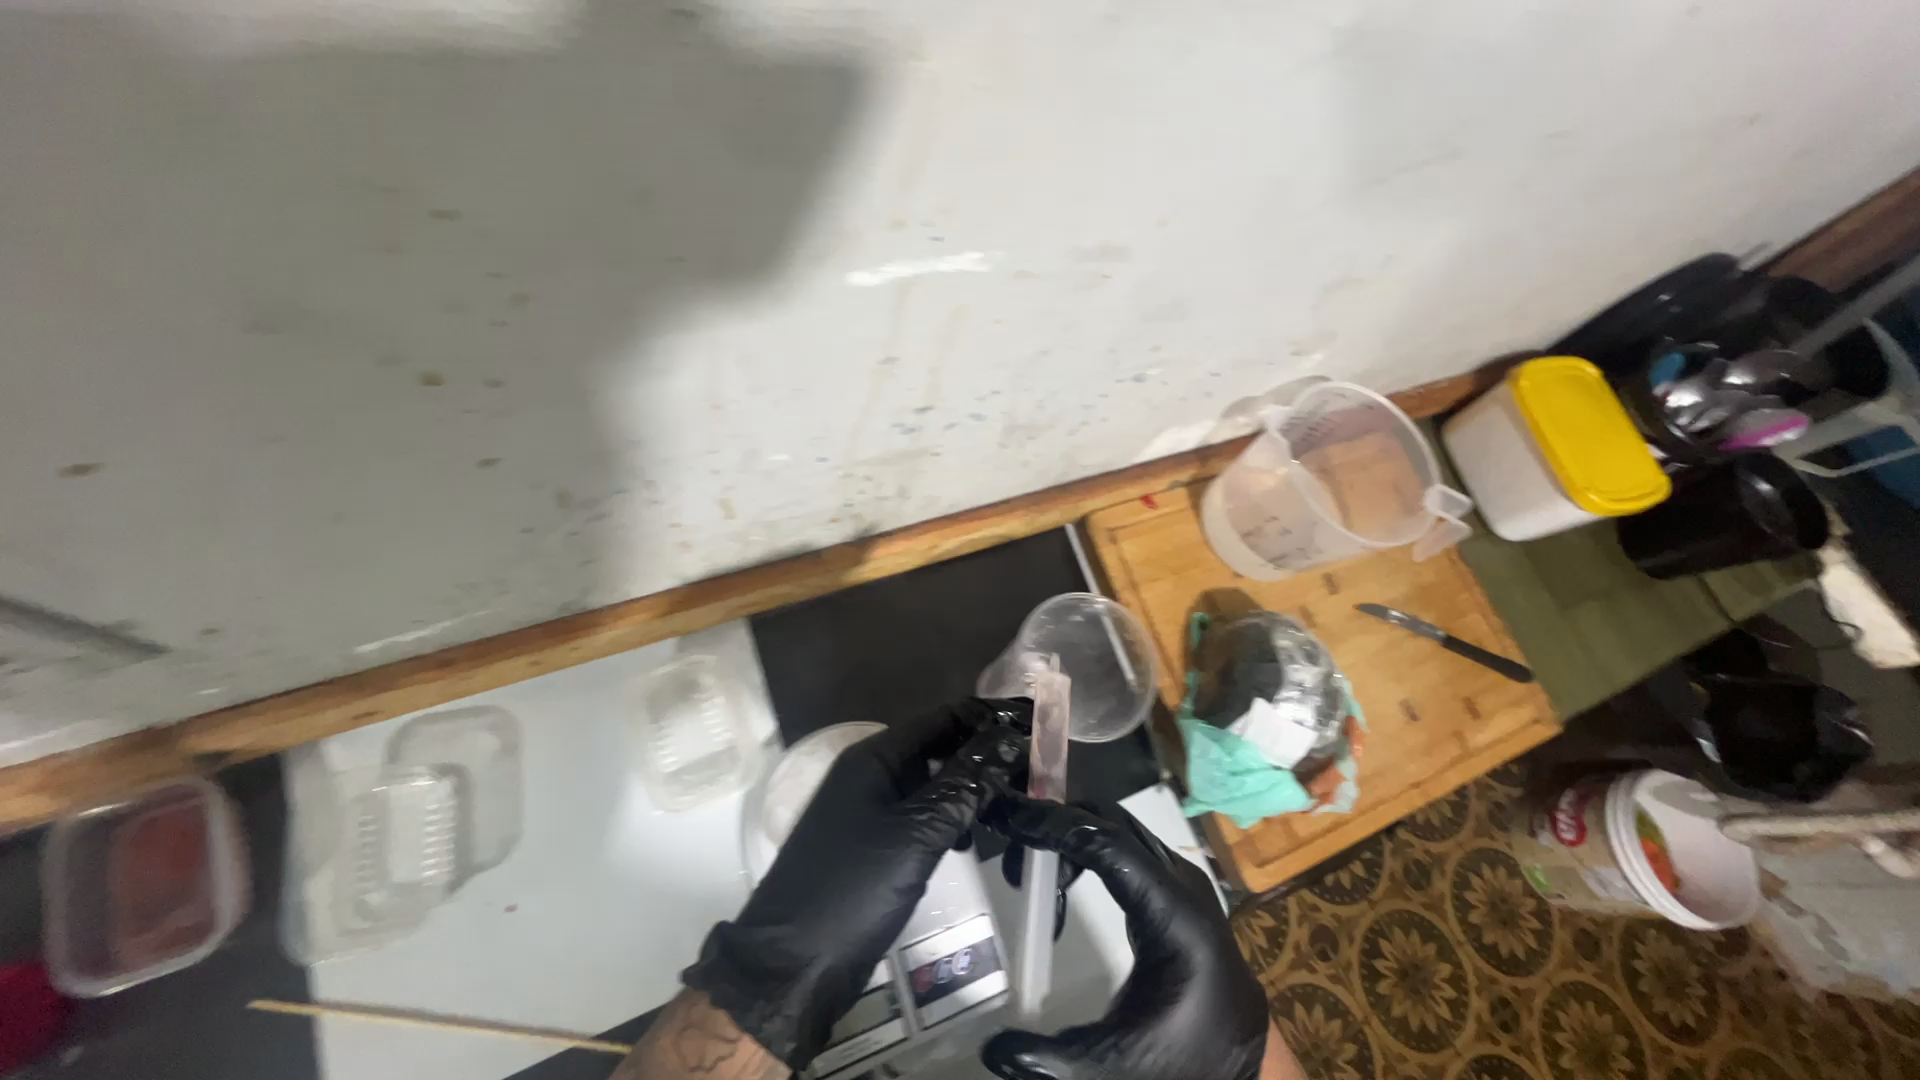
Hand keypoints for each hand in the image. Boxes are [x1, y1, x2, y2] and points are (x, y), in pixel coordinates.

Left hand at [682, 698, 1029, 1069]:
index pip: (940, 718)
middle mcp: (869, 774)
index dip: (985, 717)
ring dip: (966, 787)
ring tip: (1013, 798)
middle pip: (934, 747)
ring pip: (927, 784)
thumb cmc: (854, 888)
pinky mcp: (870, 844)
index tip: (1033, 725)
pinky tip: (971, 836)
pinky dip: (946, 819)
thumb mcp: (917, 833)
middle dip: (980, 753)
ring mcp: (866, 810)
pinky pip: (916, 816)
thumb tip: (1005, 741)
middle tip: (1032, 766)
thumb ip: (962, 785)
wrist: (792, 966)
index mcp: (875, 757)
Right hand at [979, 796, 1269, 1079]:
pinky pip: (1123, 845)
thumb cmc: (1187, 1058)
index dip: (1057, 824)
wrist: (1244, 1058)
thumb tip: (993, 1050)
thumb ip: (1052, 1058)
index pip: (1108, 844)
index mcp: (1175, 917)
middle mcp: (1182, 884)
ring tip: (1032, 876)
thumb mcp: (1118, 1066)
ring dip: (1070, 837)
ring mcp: (1180, 879)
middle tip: (1012, 852)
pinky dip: (1086, 848)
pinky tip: (1062, 879)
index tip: (1012, 817)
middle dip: (1056, 825)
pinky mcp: (1172, 886)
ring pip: (1116, 828)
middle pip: (1111, 822)